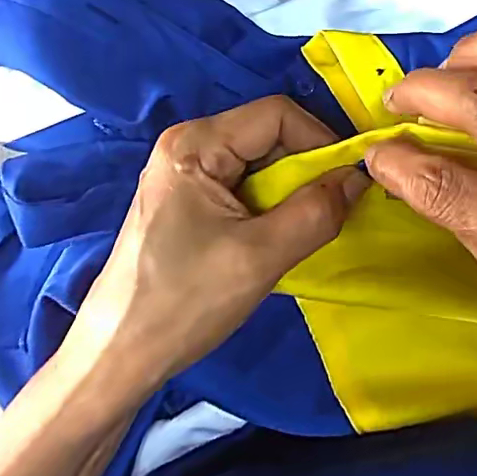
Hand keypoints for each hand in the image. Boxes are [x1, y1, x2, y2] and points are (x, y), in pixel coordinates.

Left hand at [66, 97, 368, 391]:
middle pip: (273, 133)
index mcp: (195, 145)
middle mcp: (189, 144)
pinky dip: (276, 201)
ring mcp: (188, 170)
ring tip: (302, 227)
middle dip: (309, 168)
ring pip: (266, 159)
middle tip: (328, 209)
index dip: (321, 140)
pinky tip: (278, 233)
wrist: (115, 361)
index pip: (279, 114)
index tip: (346, 182)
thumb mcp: (261, 257)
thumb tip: (361, 177)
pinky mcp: (191, 196)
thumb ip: (318, 211)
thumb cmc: (181, 304)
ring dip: (294, 189)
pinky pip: (251, 181)